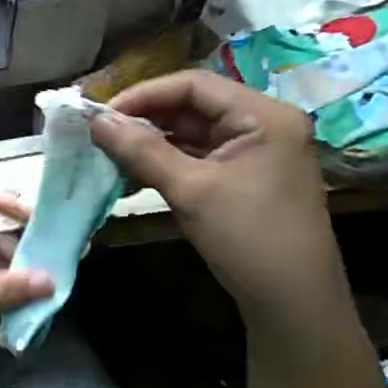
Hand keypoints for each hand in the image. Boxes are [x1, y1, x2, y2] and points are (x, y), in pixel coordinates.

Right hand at [89, 70, 338, 317]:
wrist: (291, 302)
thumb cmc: (247, 238)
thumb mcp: (190, 190)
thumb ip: (142, 150)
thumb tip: (96, 120)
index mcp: (264, 115)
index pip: (194, 85)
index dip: (144, 94)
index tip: (101, 115)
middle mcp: (263, 123)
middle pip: (192, 107)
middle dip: (144, 120)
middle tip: (99, 136)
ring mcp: (254, 151)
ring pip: (191, 133)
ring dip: (150, 144)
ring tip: (108, 157)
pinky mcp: (243, 176)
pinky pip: (197, 158)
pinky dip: (165, 164)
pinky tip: (131, 176)